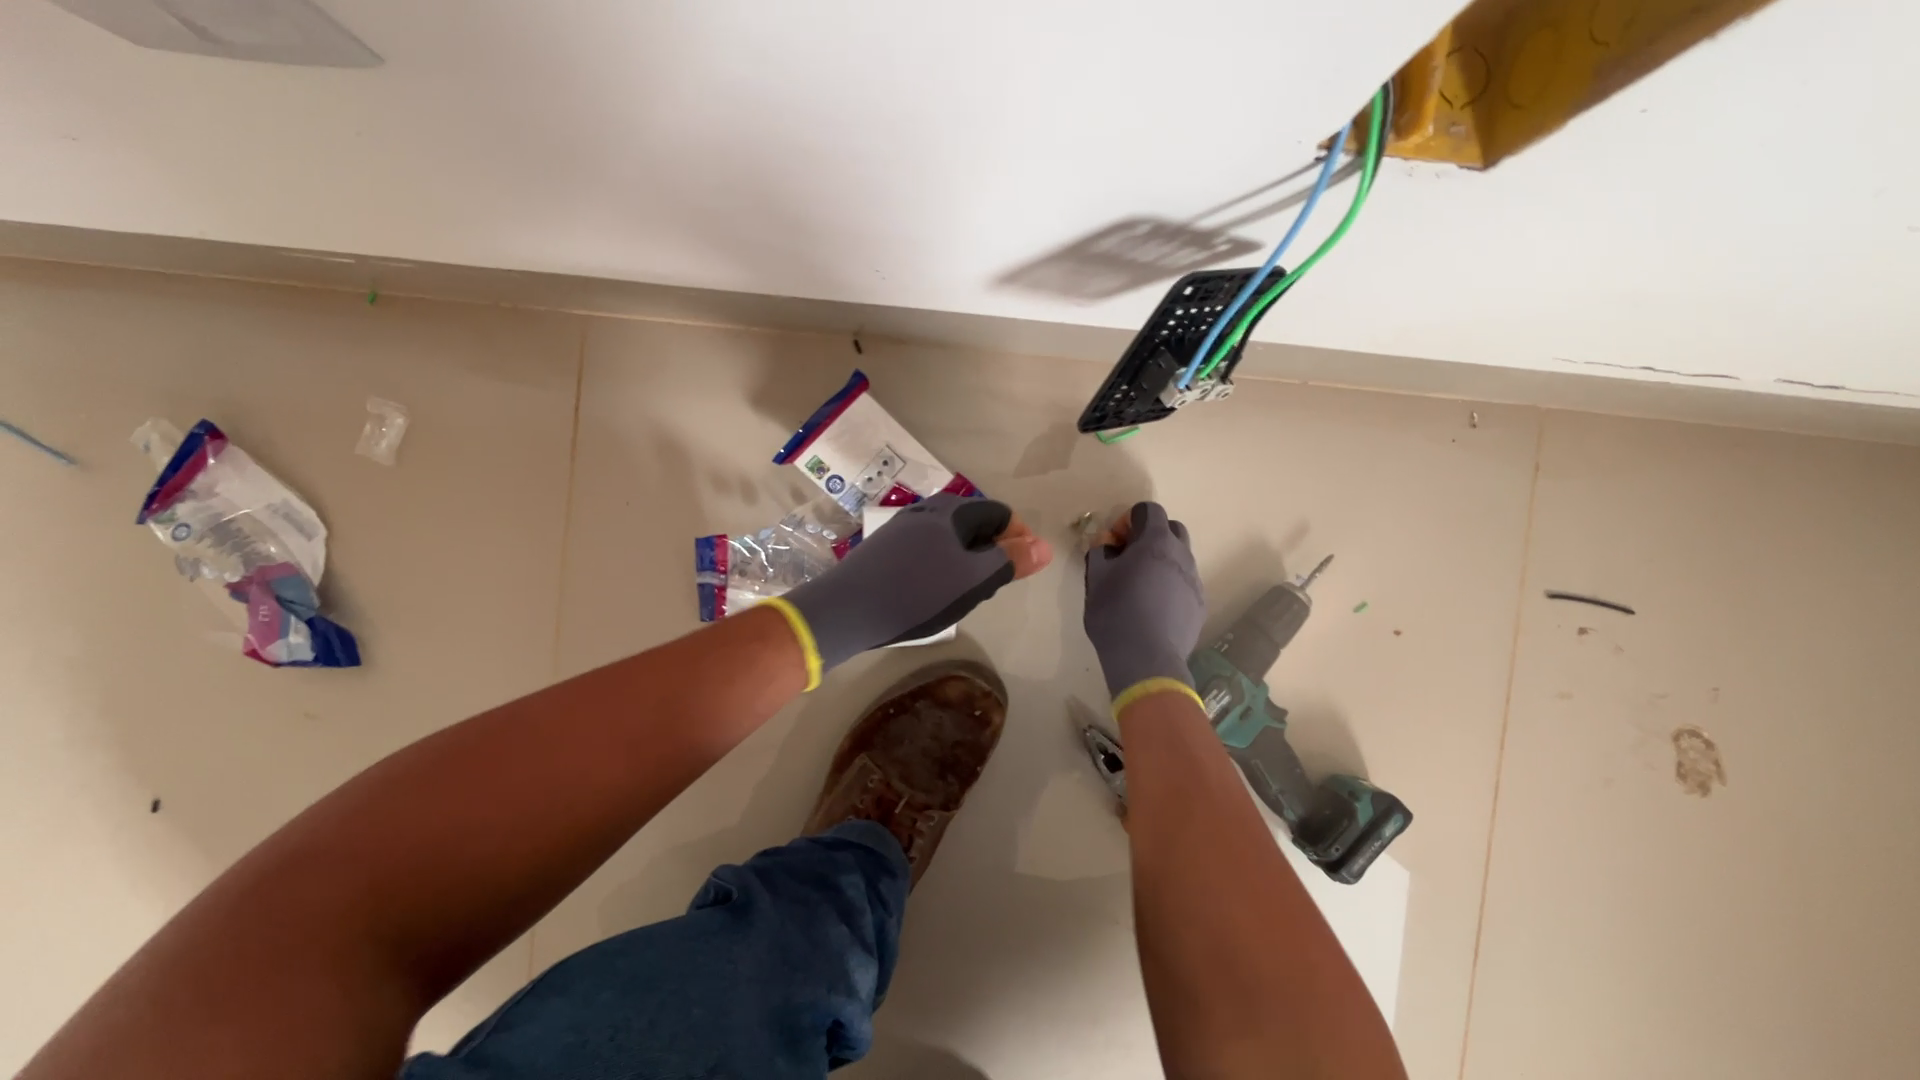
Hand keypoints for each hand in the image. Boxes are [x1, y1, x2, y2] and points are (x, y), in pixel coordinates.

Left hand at [777, 494, 1051, 682]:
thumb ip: (1010, 561)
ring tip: (966, 595)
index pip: (1001, 513)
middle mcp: (926, 511)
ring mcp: (902, 530)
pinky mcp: (885, 551)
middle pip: (976, 525)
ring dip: (968, 563)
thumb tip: (1044, 547)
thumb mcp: (974, 580)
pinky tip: (934, 595)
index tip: (1020, 571)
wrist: (846, 610)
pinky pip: (928, 552)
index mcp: (950, 511)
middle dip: (993, 552)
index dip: (1019, 539)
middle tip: (994, 587)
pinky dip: (943, 569)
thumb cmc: (918, 592)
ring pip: (951, 541)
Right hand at [1084, 502, 1205, 699]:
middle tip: (1132, 557)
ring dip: (1164, 561)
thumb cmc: (1115, 613)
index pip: (1150, 510)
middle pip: (1173, 529)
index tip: (1118, 540)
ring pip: (1182, 558)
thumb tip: (1107, 546)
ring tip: (1143, 586)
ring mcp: (1195, 580)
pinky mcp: (1201, 605)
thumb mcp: (1095, 580)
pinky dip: (1172, 586)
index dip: (1131, 519)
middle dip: (1153, 535)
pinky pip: (1186, 584)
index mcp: (1156, 542)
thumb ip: (1100, 554)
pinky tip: (1156, 609)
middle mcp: (1182, 555)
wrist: (1146, 658)